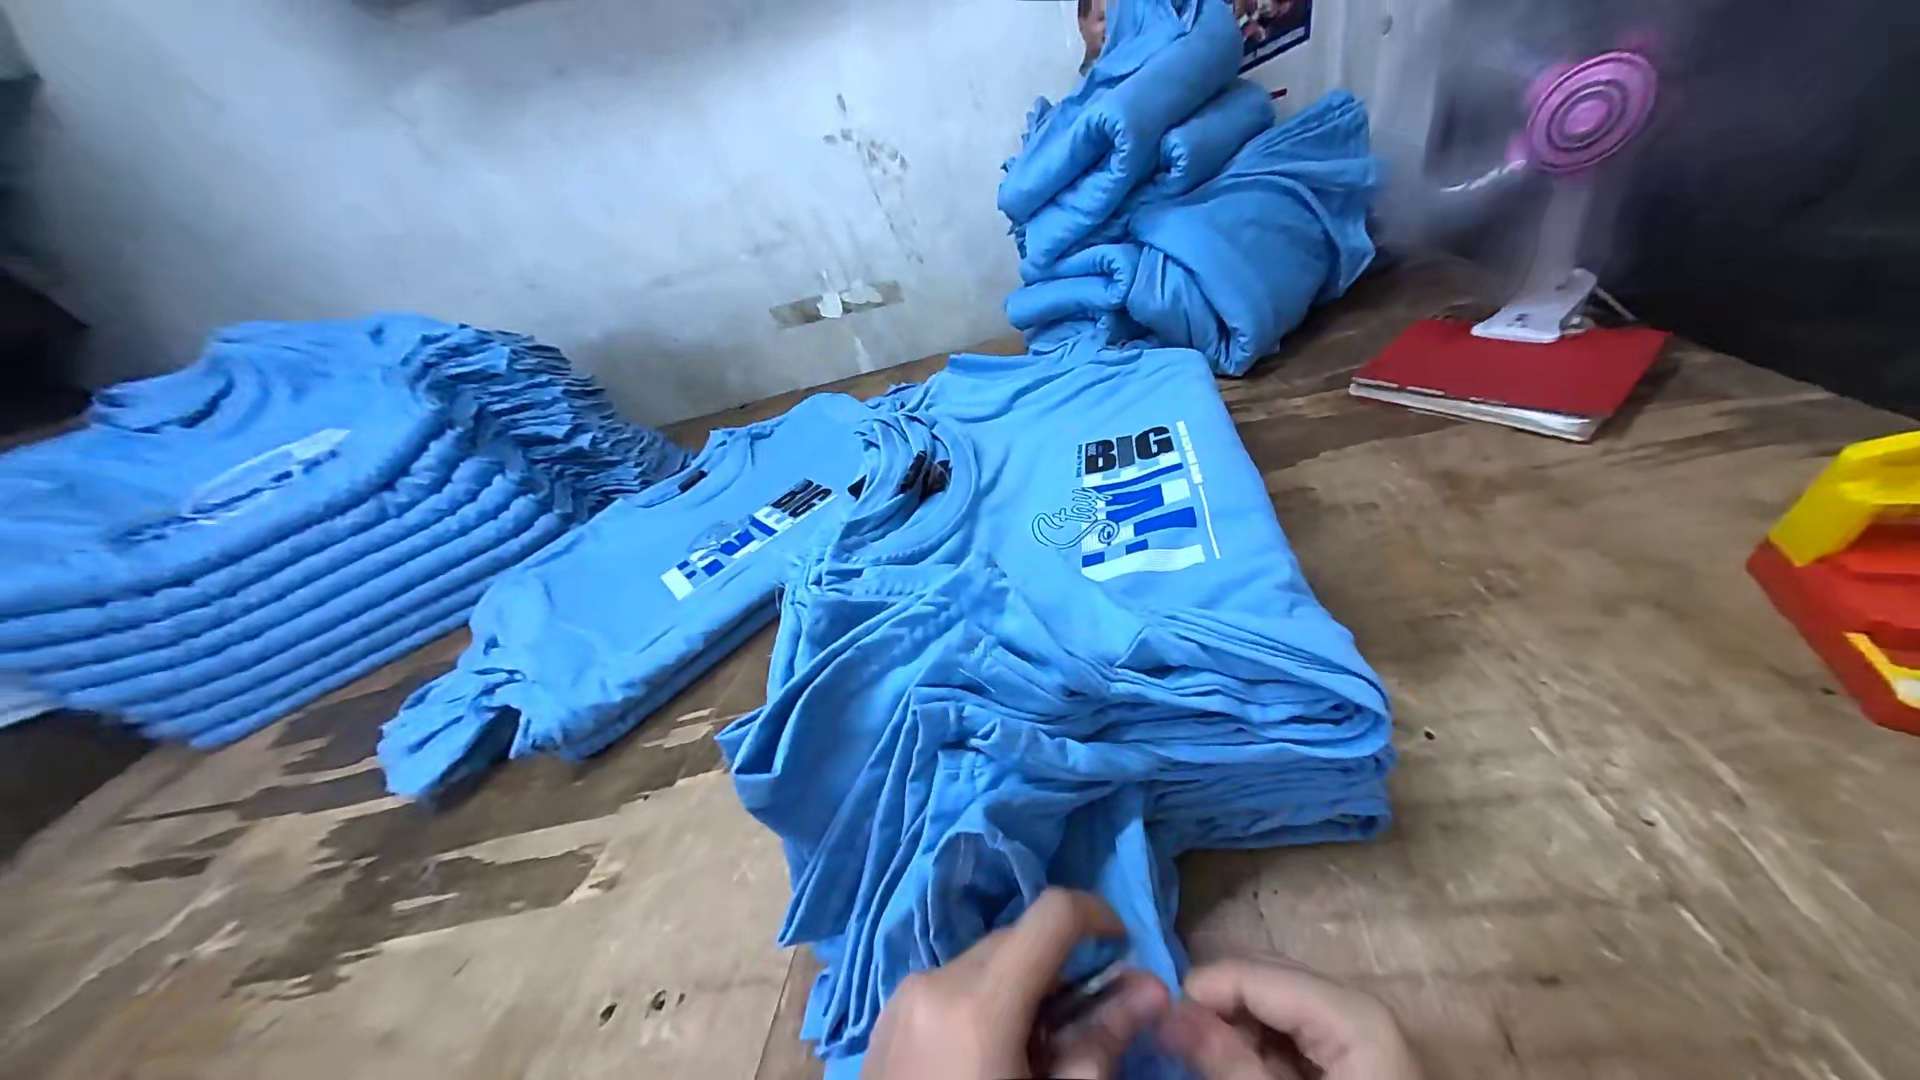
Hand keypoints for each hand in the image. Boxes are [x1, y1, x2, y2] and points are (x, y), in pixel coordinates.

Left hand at [861, 889, 1171, 1079]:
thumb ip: (1100, 1044)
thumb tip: (1150, 989)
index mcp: (979, 1004)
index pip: (1051, 913)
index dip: (1097, 916)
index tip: (1122, 949)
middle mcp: (938, 978)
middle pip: (1018, 937)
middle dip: (1059, 965)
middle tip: (1084, 1022)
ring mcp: (905, 992)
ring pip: (985, 958)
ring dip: (1019, 984)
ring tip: (1030, 1051)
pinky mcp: (888, 1012)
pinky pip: (951, 982)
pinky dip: (982, 999)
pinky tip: (986, 1057)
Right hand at [1156, 959, 1422, 1079]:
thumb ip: (1228, 1063)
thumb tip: (1165, 1013)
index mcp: (1350, 1012)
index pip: (1250, 972)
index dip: (1200, 992)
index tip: (1161, 1024)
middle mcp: (1353, 1001)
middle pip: (1260, 978)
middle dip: (1218, 1006)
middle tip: (1183, 1044)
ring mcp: (1356, 1023)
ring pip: (1270, 999)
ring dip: (1236, 1025)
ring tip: (1215, 1061)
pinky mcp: (1353, 1046)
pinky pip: (1290, 1025)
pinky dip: (1260, 1043)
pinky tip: (1250, 1067)